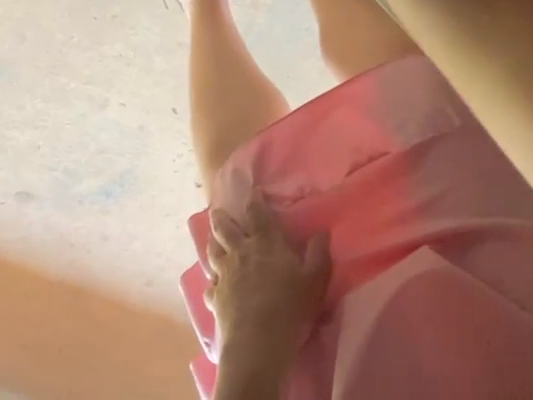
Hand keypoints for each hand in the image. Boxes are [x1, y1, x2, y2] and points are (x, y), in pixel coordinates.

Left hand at [206, 194, 331, 372]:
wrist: (258, 341)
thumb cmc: (290, 307)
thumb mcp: (315, 280)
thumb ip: (319, 254)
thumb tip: (322, 231)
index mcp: (265, 243)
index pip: (257, 213)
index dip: (255, 200)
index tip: (254, 192)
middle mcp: (240, 252)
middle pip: (224, 228)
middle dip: (221, 217)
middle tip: (218, 211)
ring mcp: (224, 274)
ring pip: (212, 252)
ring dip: (212, 244)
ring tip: (212, 241)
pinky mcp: (215, 297)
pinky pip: (210, 286)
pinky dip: (212, 284)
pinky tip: (214, 287)